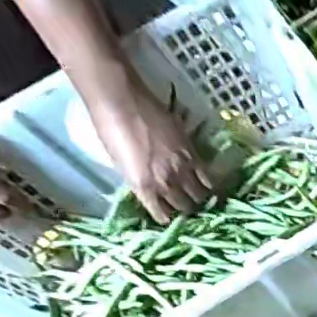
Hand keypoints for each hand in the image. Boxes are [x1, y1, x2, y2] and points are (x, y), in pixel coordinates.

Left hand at [87, 80, 214, 223]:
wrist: (119, 98)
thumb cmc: (108, 127)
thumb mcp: (118, 162)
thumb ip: (139, 180)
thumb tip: (152, 191)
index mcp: (144, 187)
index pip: (162, 215)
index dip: (167, 217)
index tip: (168, 216)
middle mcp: (166, 183)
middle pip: (185, 208)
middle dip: (186, 210)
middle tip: (187, 208)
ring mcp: (182, 170)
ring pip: (200, 196)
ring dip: (200, 199)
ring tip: (200, 198)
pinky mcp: (193, 156)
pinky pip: (207, 178)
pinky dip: (208, 184)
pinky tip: (208, 185)